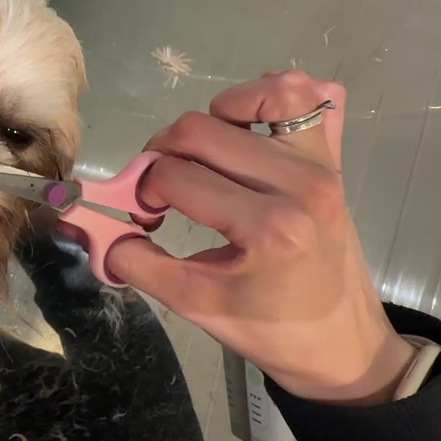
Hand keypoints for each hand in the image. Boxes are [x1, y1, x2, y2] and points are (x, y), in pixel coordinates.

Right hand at [102, 71, 414, 404]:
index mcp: (269, 227)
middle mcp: (300, 184)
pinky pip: (310, 94)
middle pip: (198, 130)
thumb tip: (97, 227)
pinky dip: (272, 97)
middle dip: (161, 154)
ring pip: (258, 95)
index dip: (143, 192)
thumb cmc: (271, 329)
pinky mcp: (334, 157)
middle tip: (162, 190)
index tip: (147, 218)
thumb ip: (137, 263)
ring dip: (213, 118)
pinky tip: (248, 128)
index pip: (174, 176)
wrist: (344, 345)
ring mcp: (323, 165)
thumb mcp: (195, 306)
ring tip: (205, 156)